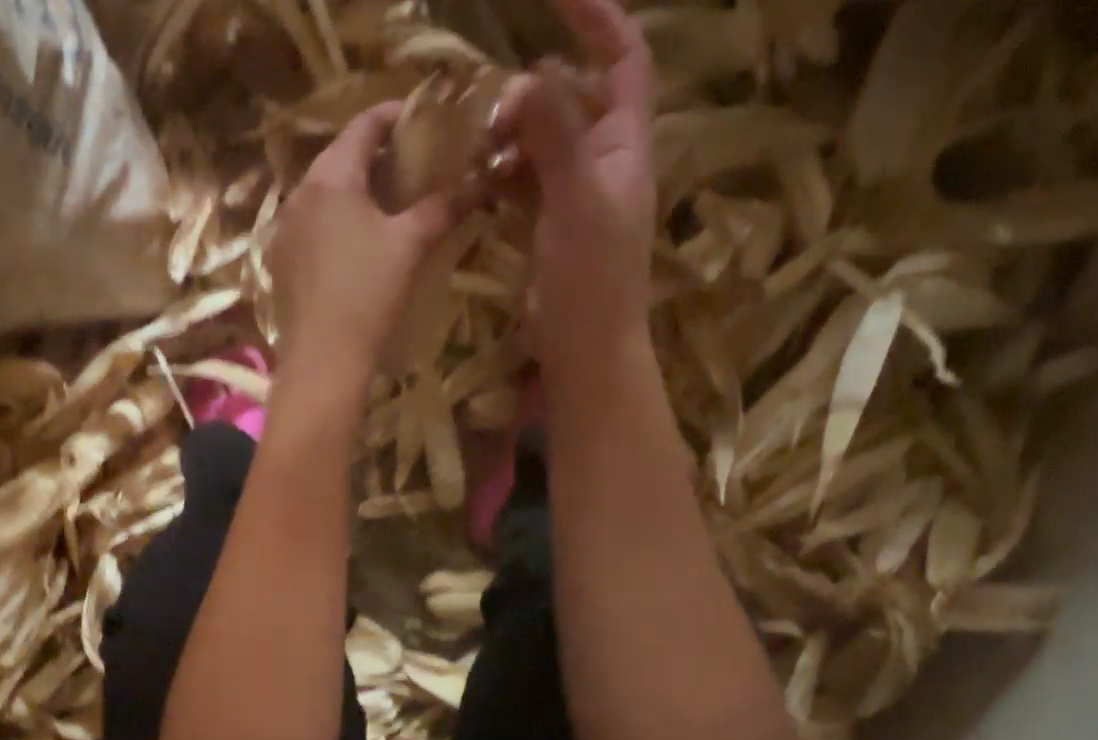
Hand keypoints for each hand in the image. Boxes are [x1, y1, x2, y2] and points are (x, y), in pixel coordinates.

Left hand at [270, 103, 460, 399]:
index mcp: (331, 177)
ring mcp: (284, 227)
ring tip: (389, 199)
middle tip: (413, 160)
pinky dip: (336, 216)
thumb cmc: (368, 293)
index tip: (424, 118)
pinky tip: (357, 238)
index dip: (396, 115)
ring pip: (323, 190)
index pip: (363, 124)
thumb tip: (481, 181)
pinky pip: (310, 222)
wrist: (322, 356)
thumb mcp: (412, 244)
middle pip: (340, 155)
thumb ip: (445, 206)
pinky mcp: (281, 258)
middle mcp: (299, 192)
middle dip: (377, 152)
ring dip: (355, 186)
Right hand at [510, 0, 656, 369]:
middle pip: (576, 97)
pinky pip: (523, 178)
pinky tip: (473, 172)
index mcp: (625, 145)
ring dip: (511, 130)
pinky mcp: (548, 223)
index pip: (624, 60)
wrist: (585, 349)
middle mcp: (604, 161)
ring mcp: (574, 193)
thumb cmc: (591, 279)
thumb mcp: (576, 201)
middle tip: (489, 96)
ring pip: (543, 140)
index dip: (597, 20)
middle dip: (536, 87)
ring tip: (474, 134)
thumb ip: (555, 137)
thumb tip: (527, 77)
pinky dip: (499, 168)